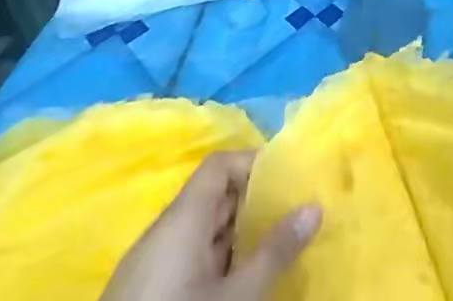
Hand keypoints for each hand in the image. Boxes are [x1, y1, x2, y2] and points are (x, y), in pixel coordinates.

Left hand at [101, 152, 321, 300]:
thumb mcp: (238, 298)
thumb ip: (276, 250)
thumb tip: (313, 207)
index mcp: (181, 221)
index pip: (219, 165)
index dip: (255, 164)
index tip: (288, 181)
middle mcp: (159, 235)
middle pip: (211, 197)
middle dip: (253, 203)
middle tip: (290, 216)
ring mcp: (144, 268)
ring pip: (199, 232)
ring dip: (237, 236)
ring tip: (271, 252)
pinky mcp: (138, 296)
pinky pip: (183, 259)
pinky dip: (214, 260)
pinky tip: (234, 287)